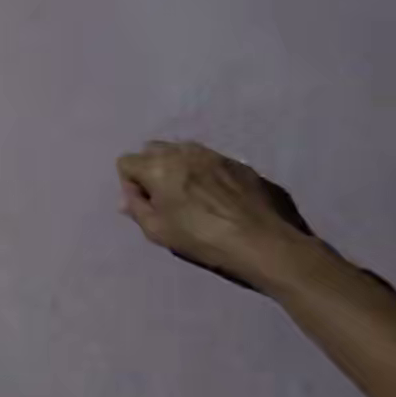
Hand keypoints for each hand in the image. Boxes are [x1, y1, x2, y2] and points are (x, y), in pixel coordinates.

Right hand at [115, 141, 323, 290]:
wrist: (269, 247)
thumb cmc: (204, 239)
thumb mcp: (157, 231)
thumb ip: (136, 208)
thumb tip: (128, 198)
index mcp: (157, 167)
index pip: (126, 162)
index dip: (130, 183)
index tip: (146, 202)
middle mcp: (183, 154)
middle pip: (152, 149)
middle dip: (152, 167)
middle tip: (165, 194)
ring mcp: (216, 157)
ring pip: (184, 151)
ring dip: (179, 166)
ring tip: (193, 192)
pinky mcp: (243, 166)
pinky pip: (213, 161)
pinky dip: (208, 173)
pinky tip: (221, 197)